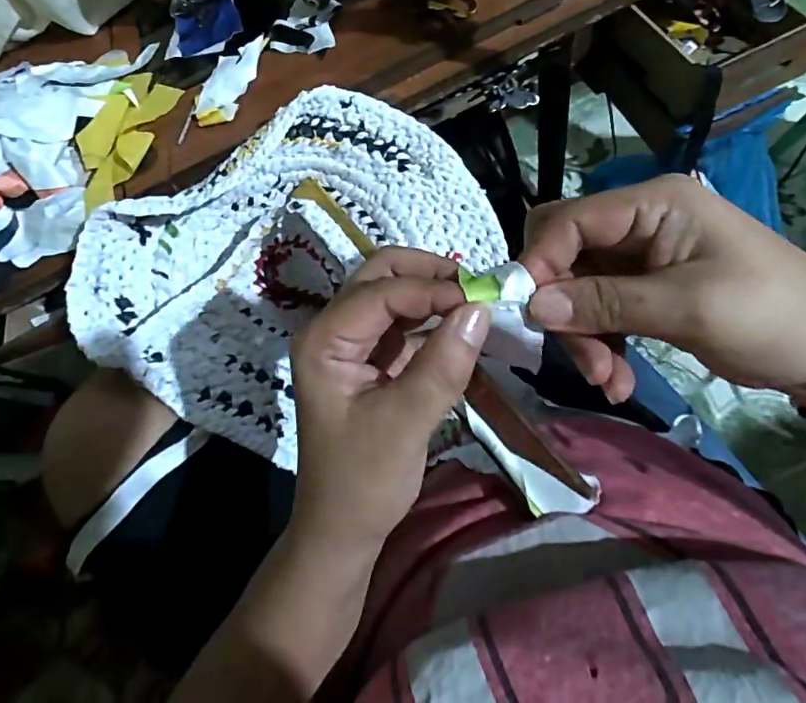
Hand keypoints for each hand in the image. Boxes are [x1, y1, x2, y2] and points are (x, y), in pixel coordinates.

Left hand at [290, 248, 487, 547]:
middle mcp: (332, 329)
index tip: (481, 299)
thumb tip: (480, 310)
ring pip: (392, 295)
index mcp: (324, 339)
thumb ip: (442, 365)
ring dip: (432, 293)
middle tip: (475, 286)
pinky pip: (402, 324)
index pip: (380, 292)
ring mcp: (350, 343)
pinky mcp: (370, 359)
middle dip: (427, 275)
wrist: (342, 531)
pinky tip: (462, 328)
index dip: (431, 289)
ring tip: (476, 303)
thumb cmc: (363, 481)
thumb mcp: (406, 423)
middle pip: (380, 276)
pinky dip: (432, 320)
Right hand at [519, 174, 805, 424]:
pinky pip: (602, 309)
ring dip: (583, 334)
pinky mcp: (649, 288)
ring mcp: (643, 255)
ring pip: (579, 286)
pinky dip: (602, 342)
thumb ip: (606, 302)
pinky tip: (618, 379)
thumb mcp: (690, 308)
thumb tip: (531, 305)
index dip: (540, 262)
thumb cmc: (777, 317)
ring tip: (608, 381)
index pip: (569, 221)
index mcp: (653, 202)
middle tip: (581, 358)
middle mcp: (640, 220)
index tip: (527, 315)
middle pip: (567, 253)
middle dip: (563, 305)